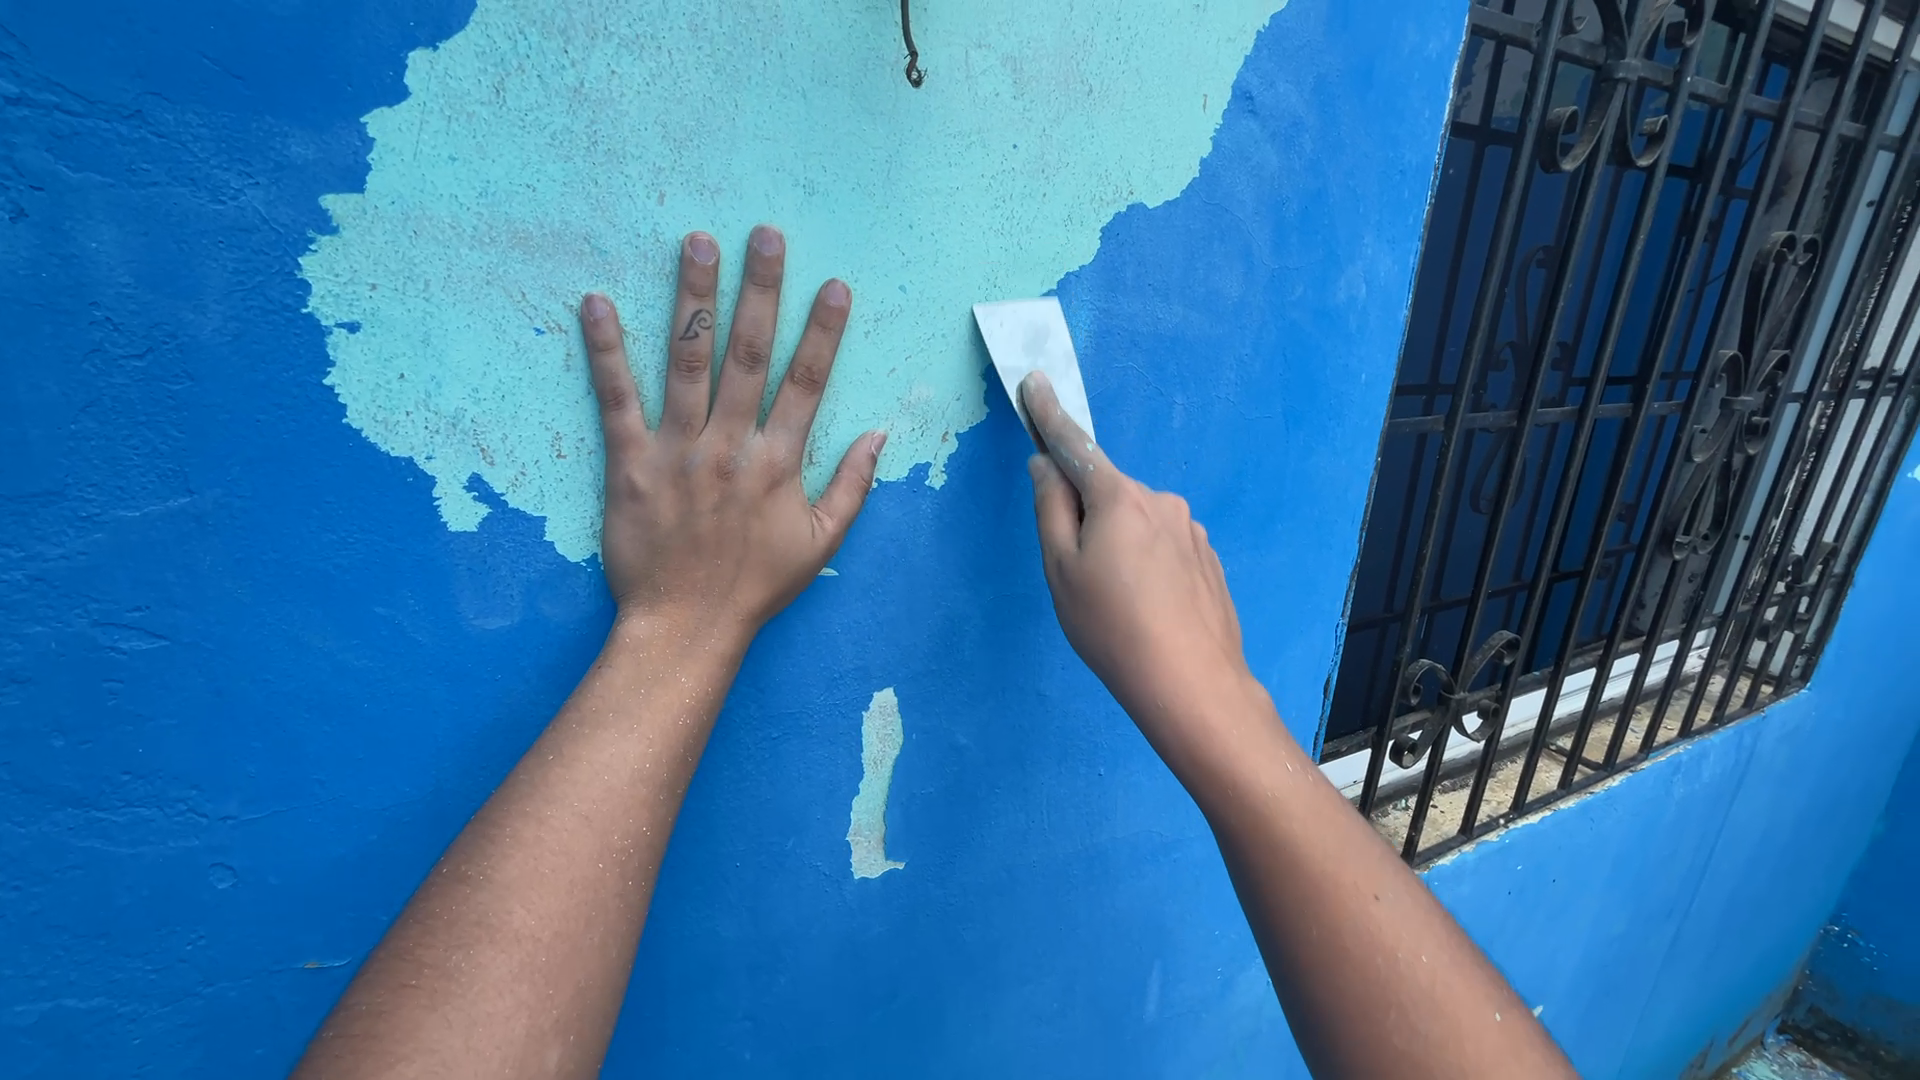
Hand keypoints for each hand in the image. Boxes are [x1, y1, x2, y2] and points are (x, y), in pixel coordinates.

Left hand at [580, 226, 884, 647]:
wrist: (688, 624)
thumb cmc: (759, 585)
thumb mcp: (822, 542)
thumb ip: (853, 487)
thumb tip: (878, 435)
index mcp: (779, 463)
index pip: (808, 383)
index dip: (823, 332)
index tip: (834, 286)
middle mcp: (731, 445)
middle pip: (750, 355)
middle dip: (760, 290)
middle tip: (764, 235)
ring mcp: (679, 450)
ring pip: (688, 362)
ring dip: (693, 299)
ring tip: (694, 243)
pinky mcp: (631, 465)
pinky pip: (617, 401)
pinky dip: (607, 352)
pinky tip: (597, 304)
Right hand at [1022, 372, 1261, 751]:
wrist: (1192, 684)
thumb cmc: (1111, 627)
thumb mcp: (1062, 570)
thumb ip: (1050, 509)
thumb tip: (1047, 465)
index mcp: (1119, 498)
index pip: (1076, 446)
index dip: (1049, 415)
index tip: (1035, 381)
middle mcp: (1160, 500)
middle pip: (1107, 494)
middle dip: (1087, 517)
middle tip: (1082, 576)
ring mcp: (1191, 529)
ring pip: (1136, 523)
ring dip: (1119, 544)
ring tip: (1120, 603)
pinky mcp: (1208, 557)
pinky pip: (1163, 546)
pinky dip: (1147, 564)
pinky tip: (1150, 608)